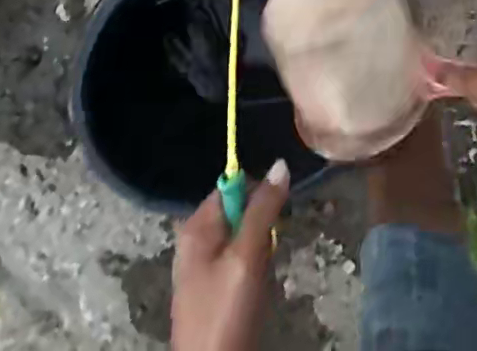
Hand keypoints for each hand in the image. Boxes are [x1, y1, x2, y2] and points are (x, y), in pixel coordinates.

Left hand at [169, 159, 289, 350]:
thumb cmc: (224, 313)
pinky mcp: (218, 288)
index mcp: (196, 228)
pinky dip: (258, 267)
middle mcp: (197, 242)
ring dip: (263, 248)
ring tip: (263, 272)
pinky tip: (259, 286)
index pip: (231, 186)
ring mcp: (206, 267)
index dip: (257, 193)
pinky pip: (245, 260)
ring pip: (247, 236)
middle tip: (266, 249)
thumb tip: (281, 163)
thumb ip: (263, 208)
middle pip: (241, 210)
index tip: (275, 212)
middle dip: (262, 225)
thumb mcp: (247, 256)